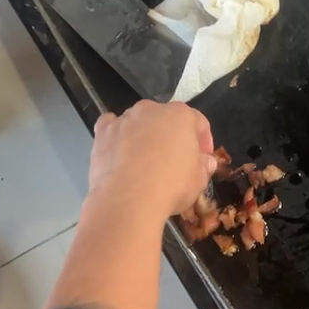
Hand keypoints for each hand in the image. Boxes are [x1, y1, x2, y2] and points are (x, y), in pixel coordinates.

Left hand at [85, 101, 217, 225]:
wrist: (128, 199)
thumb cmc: (171, 186)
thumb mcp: (198, 180)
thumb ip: (204, 166)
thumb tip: (206, 161)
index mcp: (180, 116)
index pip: (198, 122)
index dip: (204, 141)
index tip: (204, 159)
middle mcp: (151, 110)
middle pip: (166, 119)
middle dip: (173, 137)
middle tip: (176, 160)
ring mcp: (124, 119)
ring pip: (139, 122)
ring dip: (145, 136)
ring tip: (146, 162)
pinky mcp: (103, 132)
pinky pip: (113, 128)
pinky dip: (118, 136)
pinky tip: (121, 152)